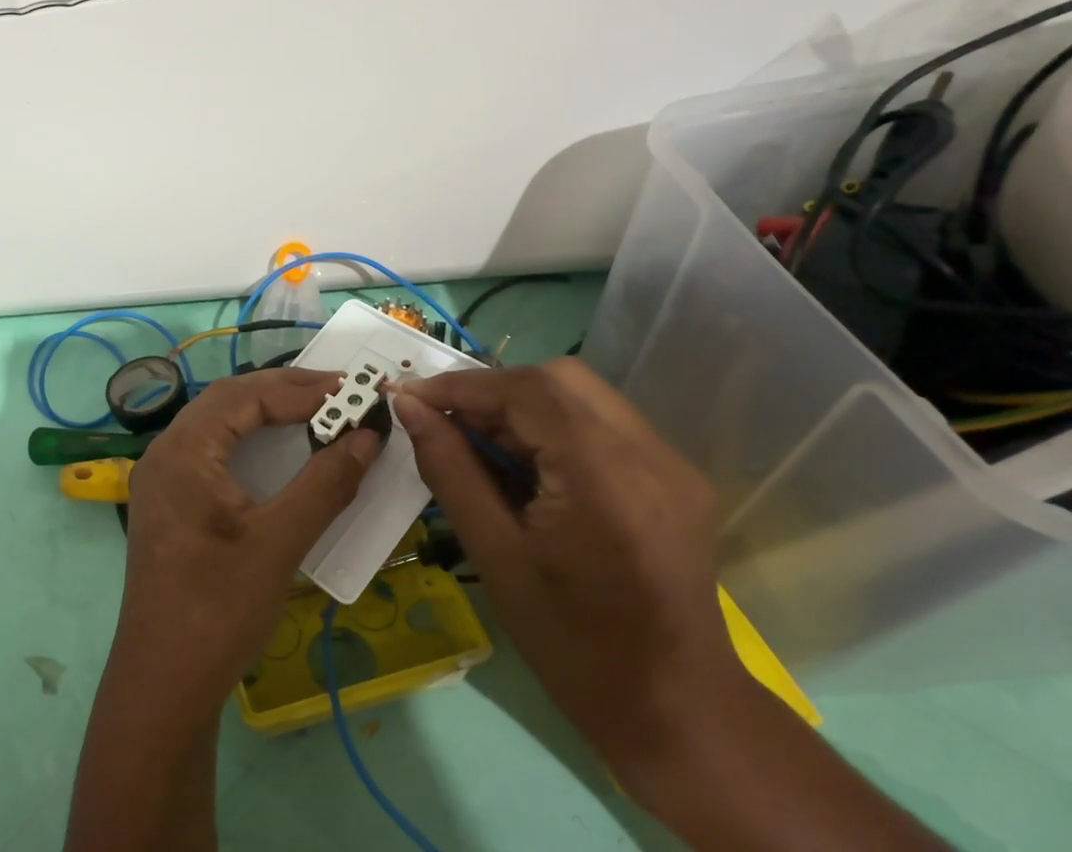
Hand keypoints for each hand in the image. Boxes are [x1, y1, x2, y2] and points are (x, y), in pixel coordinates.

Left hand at [113, 367, 380, 707]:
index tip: (351, 390)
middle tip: (340, 393)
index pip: (242, 396)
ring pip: (216, 427)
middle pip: (225, 403)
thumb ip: (324, 484)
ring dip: (265, 415)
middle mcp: (164, 456)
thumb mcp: (279, 542)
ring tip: (318, 412)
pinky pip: (210, 455)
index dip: (299, 389)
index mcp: (182, 453)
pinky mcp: (169, 507)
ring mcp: (161, 482)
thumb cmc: (219, 607)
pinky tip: (280, 455)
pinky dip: (249, 444)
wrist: (164, 678)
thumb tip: (367, 437)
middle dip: (283, 393)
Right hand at [390, 359, 947, 850]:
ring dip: (521, 406)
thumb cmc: (568, 641)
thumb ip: (450, 470)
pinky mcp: (675, 478)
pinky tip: (523, 466)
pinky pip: (604, 425)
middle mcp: (650, 455)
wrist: (670, 702)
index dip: (460, 387)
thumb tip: (408, 408)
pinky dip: (553, 428)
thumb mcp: (494, 555)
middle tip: (442, 423)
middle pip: (561, 379)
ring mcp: (671, 464)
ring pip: (583, 396)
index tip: (407, 398)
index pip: (527, 393)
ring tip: (475, 444)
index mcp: (604, 479)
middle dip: (492, 390)